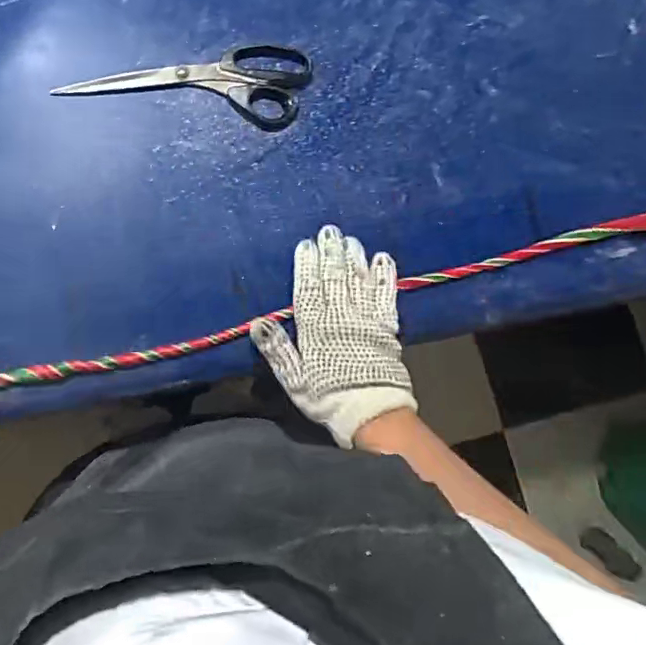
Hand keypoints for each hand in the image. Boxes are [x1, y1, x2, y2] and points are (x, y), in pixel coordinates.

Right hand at [250, 225, 415, 444]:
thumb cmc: (325, 396)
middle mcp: (341, 319)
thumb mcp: (293, 378)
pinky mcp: (387, 328)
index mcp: (315, 330)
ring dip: (354, 259)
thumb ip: (277, 348)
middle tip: (329, 231)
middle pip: (334, 280)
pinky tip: (382, 259)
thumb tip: (258, 321)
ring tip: (350, 240)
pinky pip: (385, 297)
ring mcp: (366, 321)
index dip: (306, 267)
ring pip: (358, 283)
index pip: (308, 290)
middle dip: (331, 254)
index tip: (305, 245)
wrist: (371, 413)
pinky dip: (384, 277)